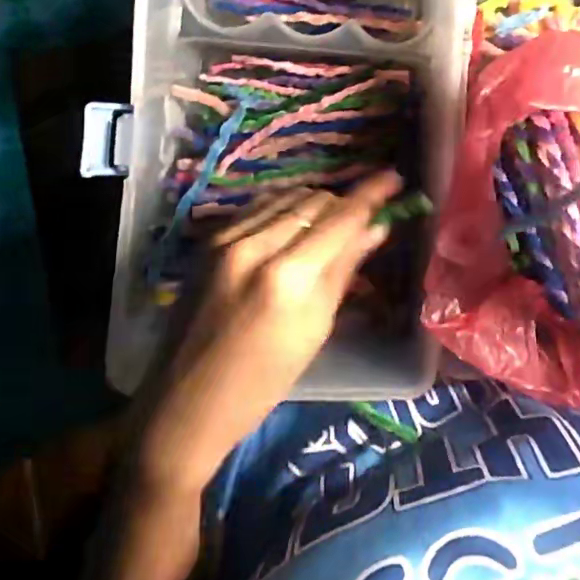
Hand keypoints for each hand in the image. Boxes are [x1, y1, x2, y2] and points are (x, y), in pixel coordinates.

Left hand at [135, 172, 402, 490]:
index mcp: (288, 278)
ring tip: (329, 224)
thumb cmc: (263, 382)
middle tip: (361, 219)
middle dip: (344, 205)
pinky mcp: (208, 240)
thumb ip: (344, 270)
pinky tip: (292, 226)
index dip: (371, 194)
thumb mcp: (315, 330)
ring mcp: (226, 239)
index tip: (394, 178)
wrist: (185, 402)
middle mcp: (255, 246)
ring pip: (286, 197)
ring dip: (315, 205)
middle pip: (315, 201)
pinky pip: (258, 207)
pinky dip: (283, 210)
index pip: (340, 219)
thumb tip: (377, 227)